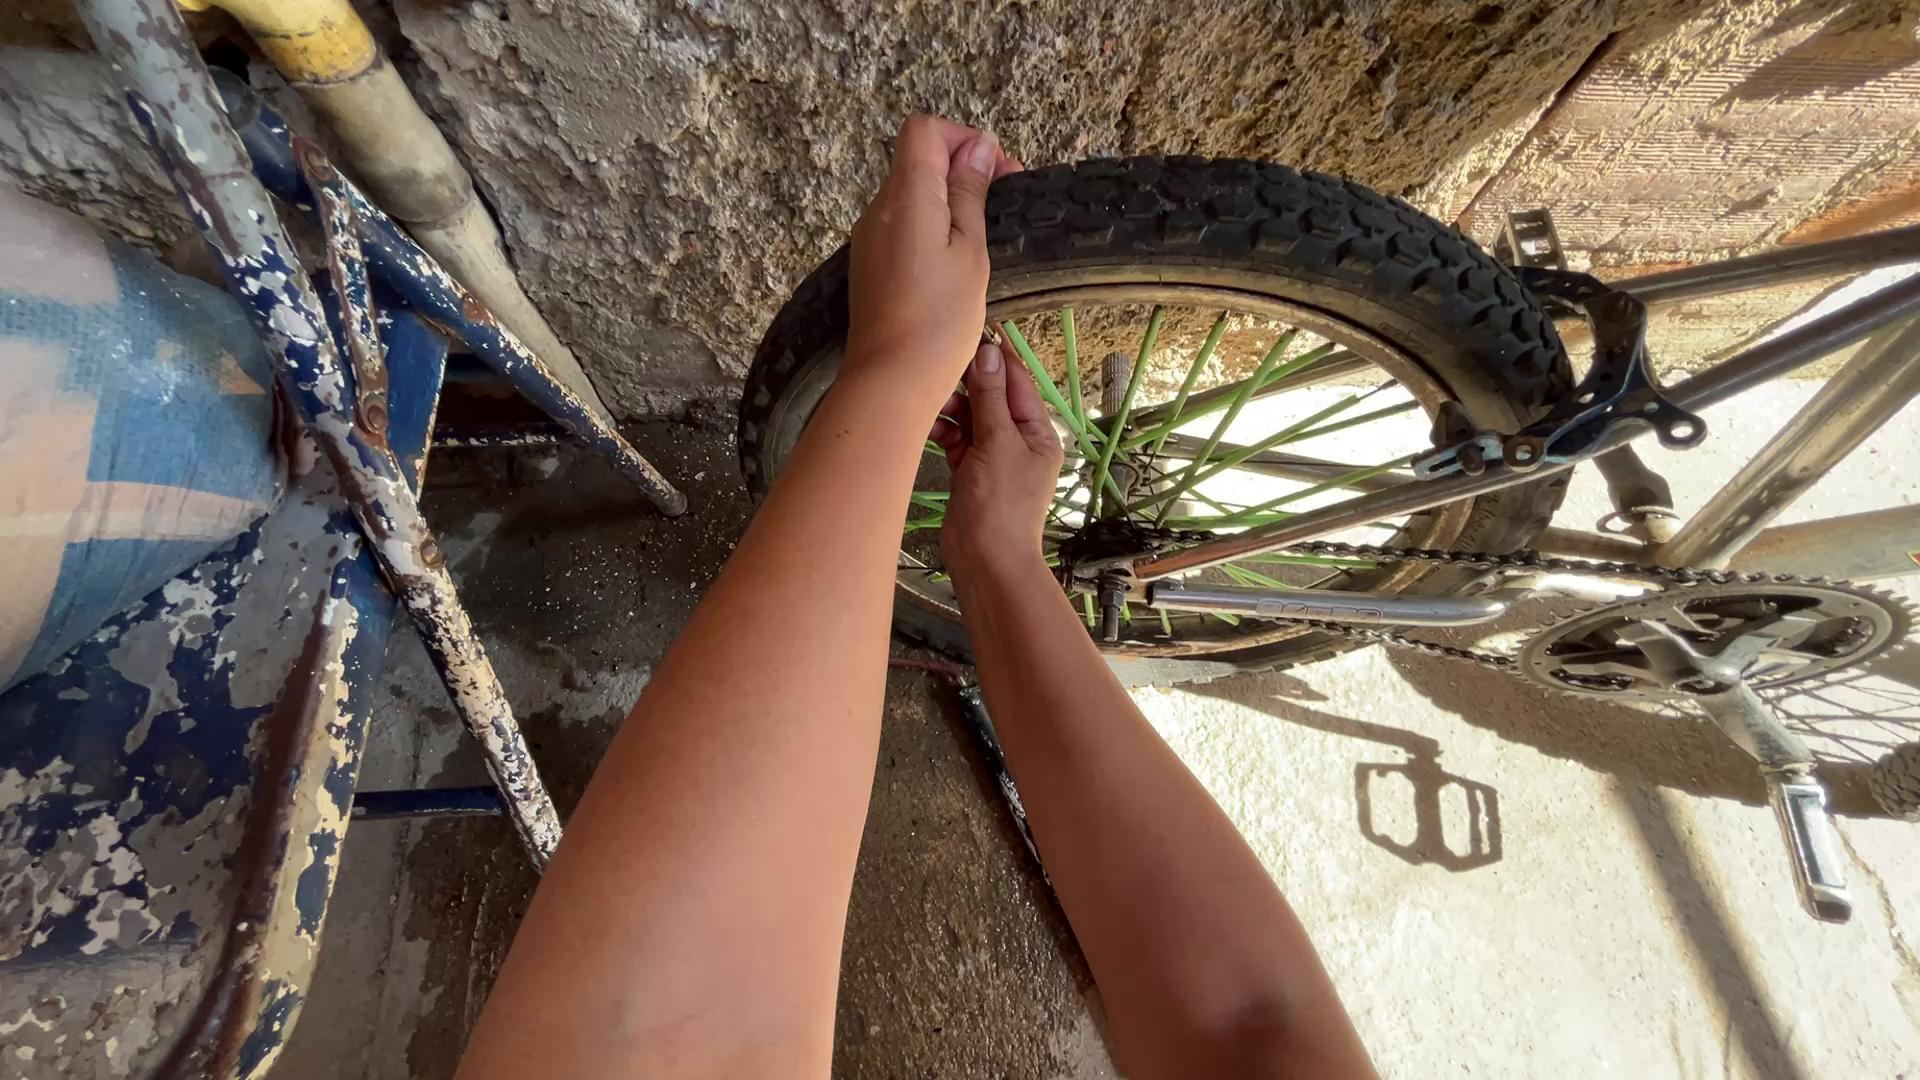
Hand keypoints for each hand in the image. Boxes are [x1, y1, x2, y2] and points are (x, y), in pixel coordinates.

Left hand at [845, 115, 1020, 404]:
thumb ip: (970, 194)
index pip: (925, 130)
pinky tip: (949, 268)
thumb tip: (979, 149)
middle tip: (998, 207)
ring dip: (945, 205)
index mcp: (905, 196)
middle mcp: (878, 210)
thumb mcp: (970, 252)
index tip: (996, 174)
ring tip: (977, 244)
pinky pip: (899, 231)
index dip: (963, 140)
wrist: (891, 380)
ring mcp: (868, 240)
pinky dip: (927, 232)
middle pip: (916, 162)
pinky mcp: (868, 268)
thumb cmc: (939, 321)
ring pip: (909, 199)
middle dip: (960, 172)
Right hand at [932, 343, 1064, 577]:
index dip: (997, 358)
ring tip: (932, 405)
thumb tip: (988, 353)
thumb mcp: (998, 443)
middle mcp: (1019, 441)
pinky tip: (930, 426)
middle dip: (969, 383)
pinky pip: (958, 440)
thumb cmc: (1000, 505)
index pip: (1018, 383)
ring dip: (953, 408)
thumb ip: (991, 397)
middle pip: (993, 398)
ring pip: (972, 417)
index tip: (972, 333)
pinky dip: (945, 431)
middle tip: (941, 370)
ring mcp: (994, 457)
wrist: (986, 559)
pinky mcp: (971, 471)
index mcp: (1038, 432)